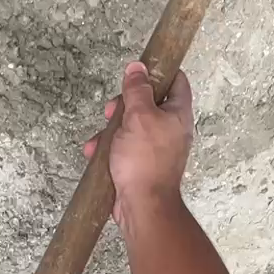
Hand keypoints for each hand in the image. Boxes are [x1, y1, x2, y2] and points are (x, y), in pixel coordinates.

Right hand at [83, 61, 193, 225]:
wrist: (141, 205)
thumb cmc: (145, 162)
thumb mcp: (138, 117)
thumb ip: (137, 90)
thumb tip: (137, 68)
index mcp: (177, 114)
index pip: (177, 81)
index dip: (159, 72)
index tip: (140, 70)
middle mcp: (169, 129)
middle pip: (147, 104)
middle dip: (124, 105)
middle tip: (112, 110)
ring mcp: (154, 148)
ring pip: (130, 127)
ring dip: (110, 130)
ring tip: (101, 139)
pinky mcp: (139, 164)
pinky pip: (122, 148)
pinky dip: (108, 149)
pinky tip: (96, 154)